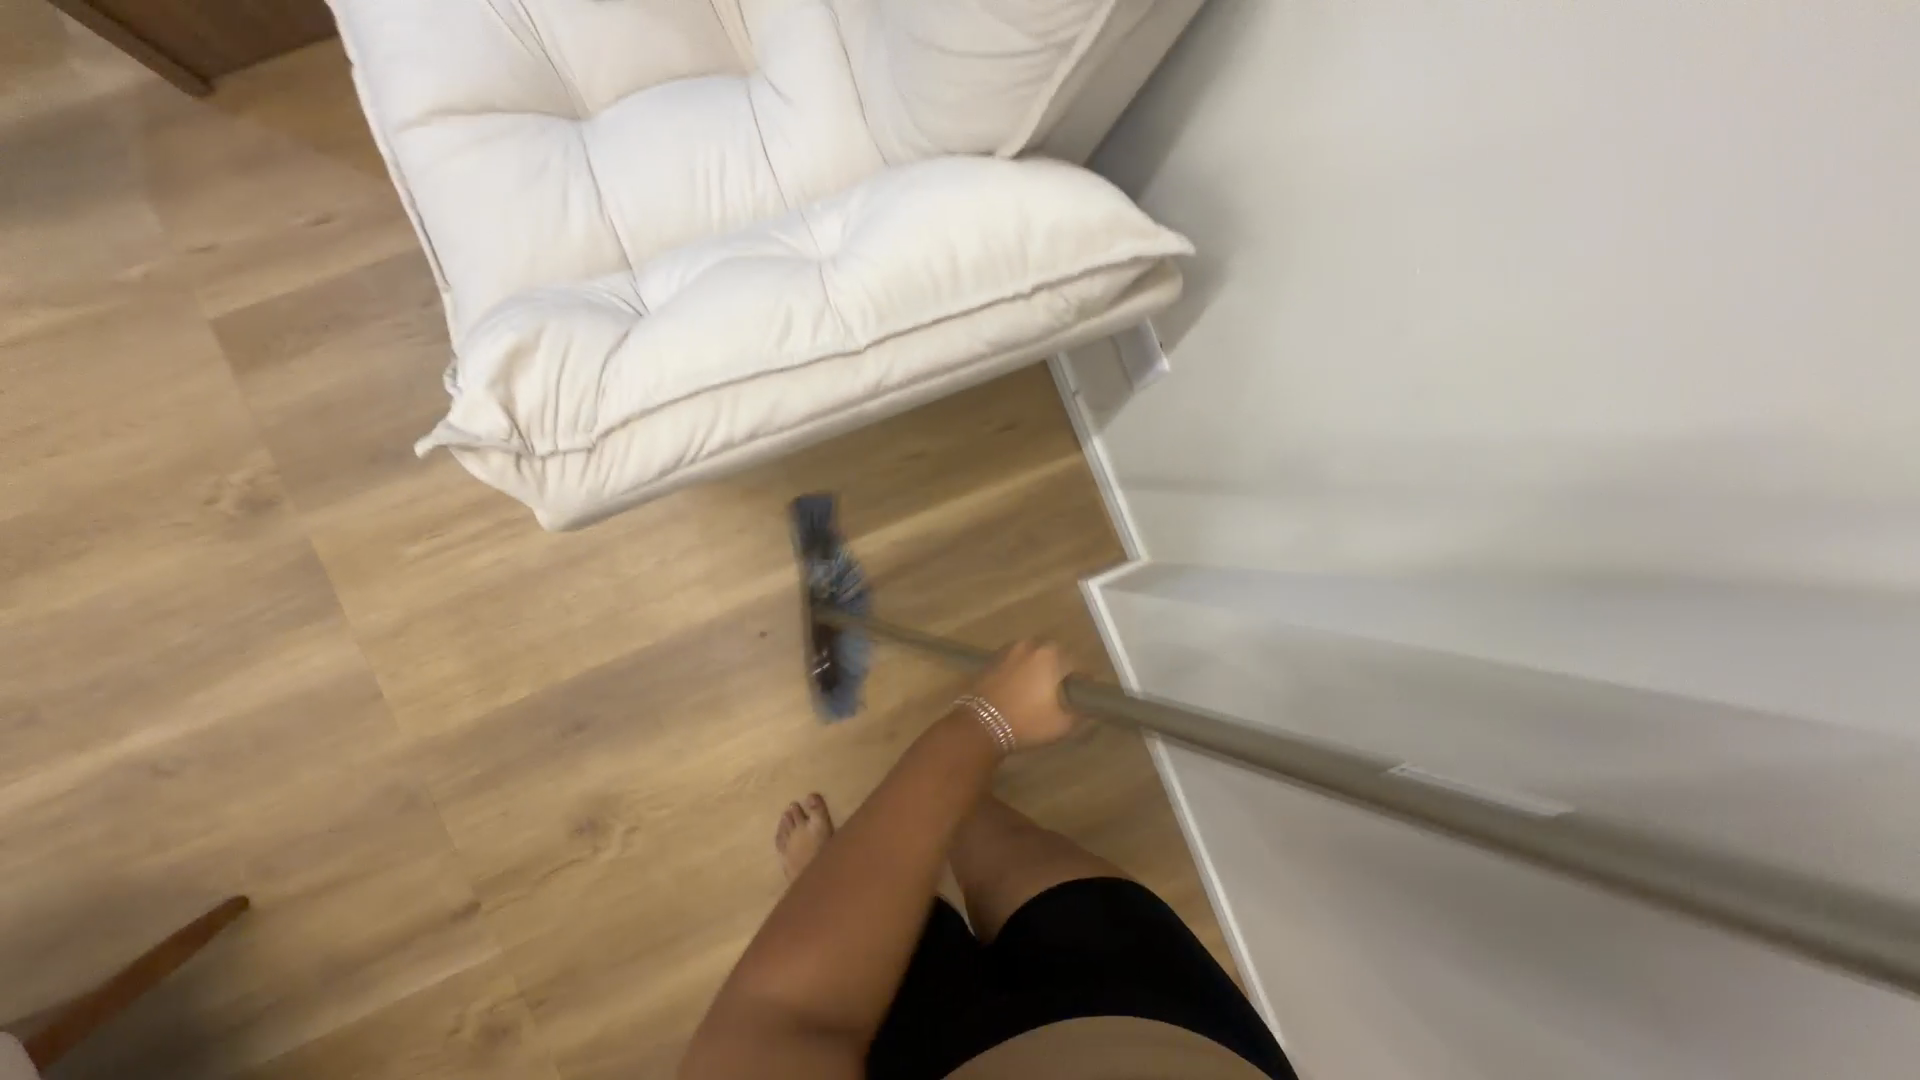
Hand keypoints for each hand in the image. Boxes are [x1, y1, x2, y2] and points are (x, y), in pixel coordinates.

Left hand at [968, 640, 1075, 748]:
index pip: (1076, 663)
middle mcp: (1030, 645)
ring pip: (1031, 656)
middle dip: (1058, 670)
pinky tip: (1018, 688)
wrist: (980, 725)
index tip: (1081, 695)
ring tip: (1037, 689)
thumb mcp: (1062, 724)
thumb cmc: (1026, 722)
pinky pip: (1013, 661)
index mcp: (1050, 655)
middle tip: (1059, 692)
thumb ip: (1080, 712)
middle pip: (1053, 655)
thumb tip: (1085, 706)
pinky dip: (1019, 670)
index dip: (1081, 680)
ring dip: (1037, 668)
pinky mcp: (991, 659)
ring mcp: (1007, 650)